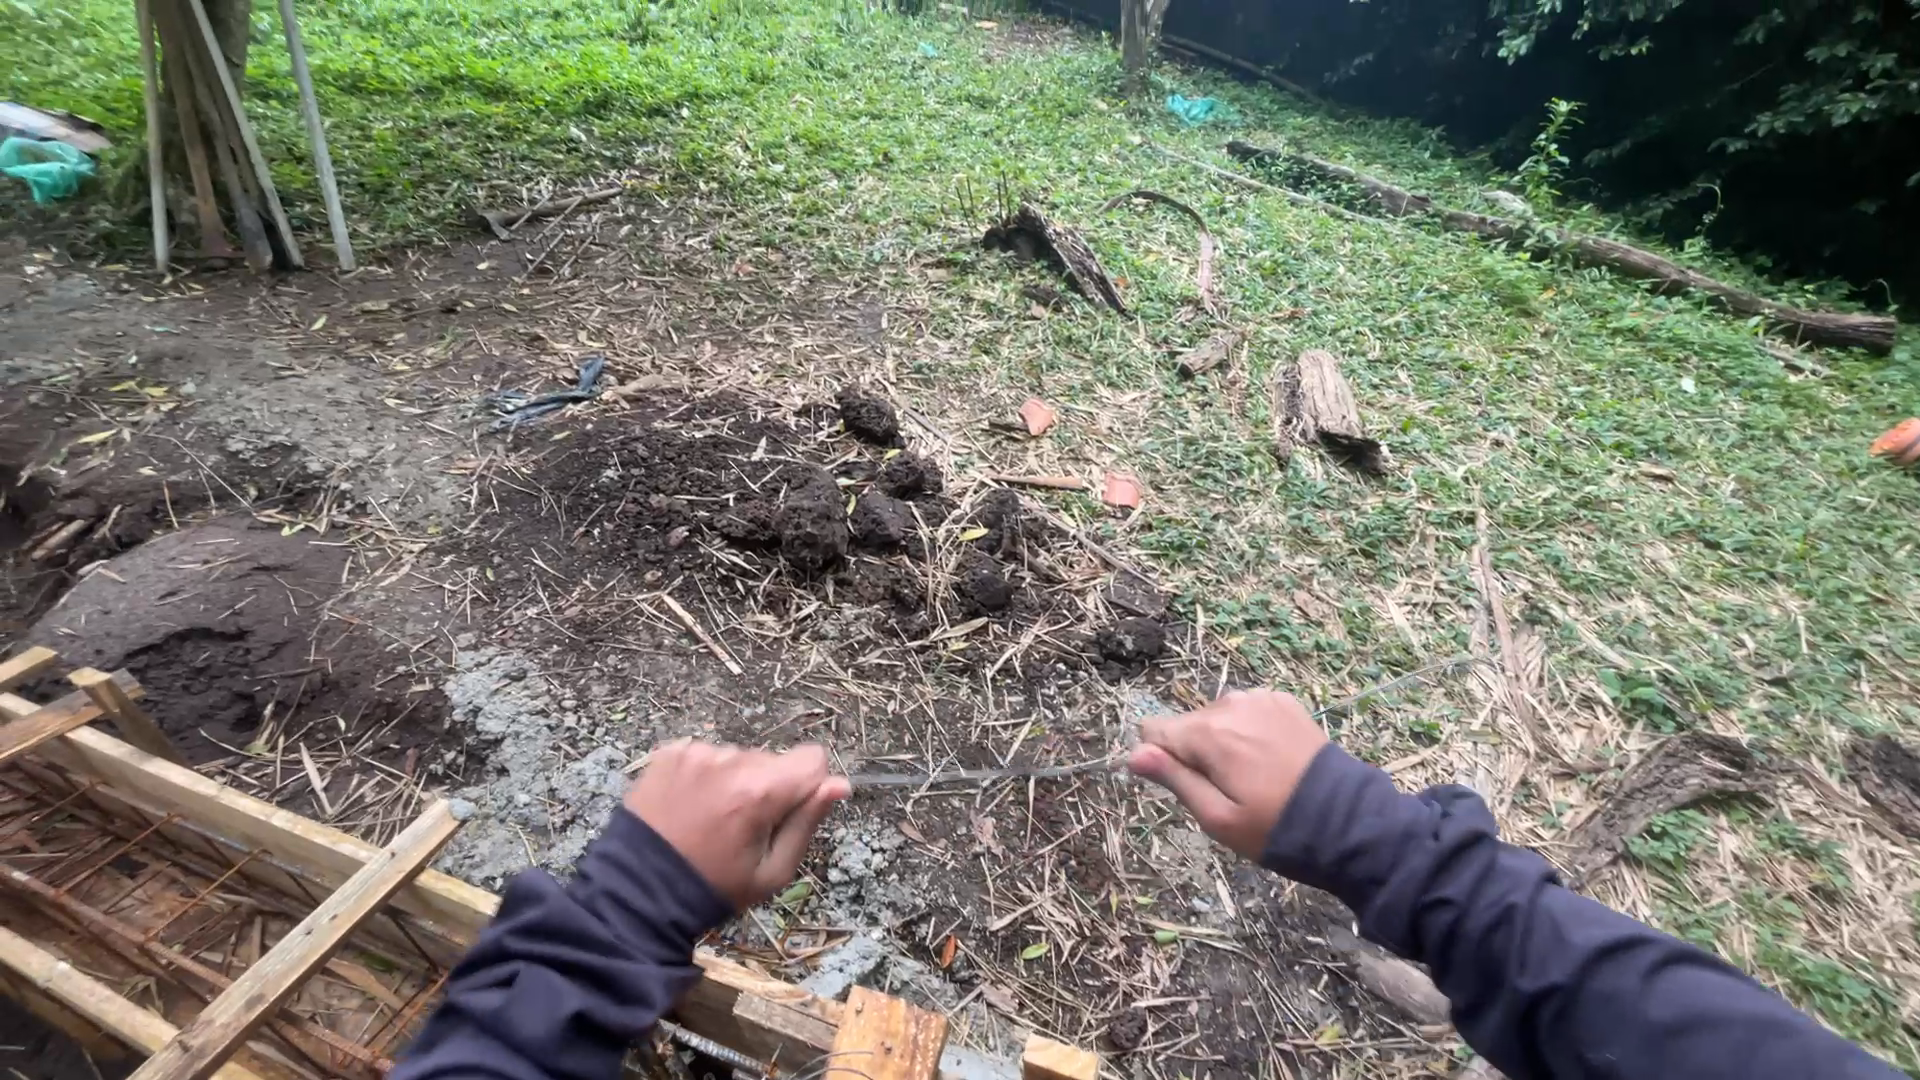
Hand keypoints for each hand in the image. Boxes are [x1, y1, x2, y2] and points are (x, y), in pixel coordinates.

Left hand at [624, 740, 849, 908]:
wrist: (632, 898)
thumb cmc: (711, 890)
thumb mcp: (771, 872)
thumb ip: (808, 822)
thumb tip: (839, 784)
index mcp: (760, 790)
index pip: (813, 758)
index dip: (808, 785)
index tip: (787, 813)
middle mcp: (731, 760)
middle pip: (774, 760)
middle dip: (768, 786)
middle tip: (741, 827)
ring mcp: (696, 753)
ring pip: (740, 757)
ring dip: (735, 781)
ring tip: (709, 819)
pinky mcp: (670, 753)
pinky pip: (707, 755)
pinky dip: (705, 776)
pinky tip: (689, 807)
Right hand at [1126, 690, 1328, 857]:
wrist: (1352, 823)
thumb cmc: (1275, 828)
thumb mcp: (1217, 817)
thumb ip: (1173, 779)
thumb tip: (1134, 754)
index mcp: (1208, 733)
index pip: (1153, 730)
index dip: (1162, 760)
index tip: (1190, 786)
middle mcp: (1229, 704)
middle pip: (1186, 724)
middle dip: (1195, 752)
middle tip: (1228, 789)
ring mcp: (1259, 698)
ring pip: (1214, 717)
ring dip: (1221, 741)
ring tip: (1252, 776)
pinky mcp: (1281, 700)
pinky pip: (1244, 711)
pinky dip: (1247, 730)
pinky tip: (1269, 757)